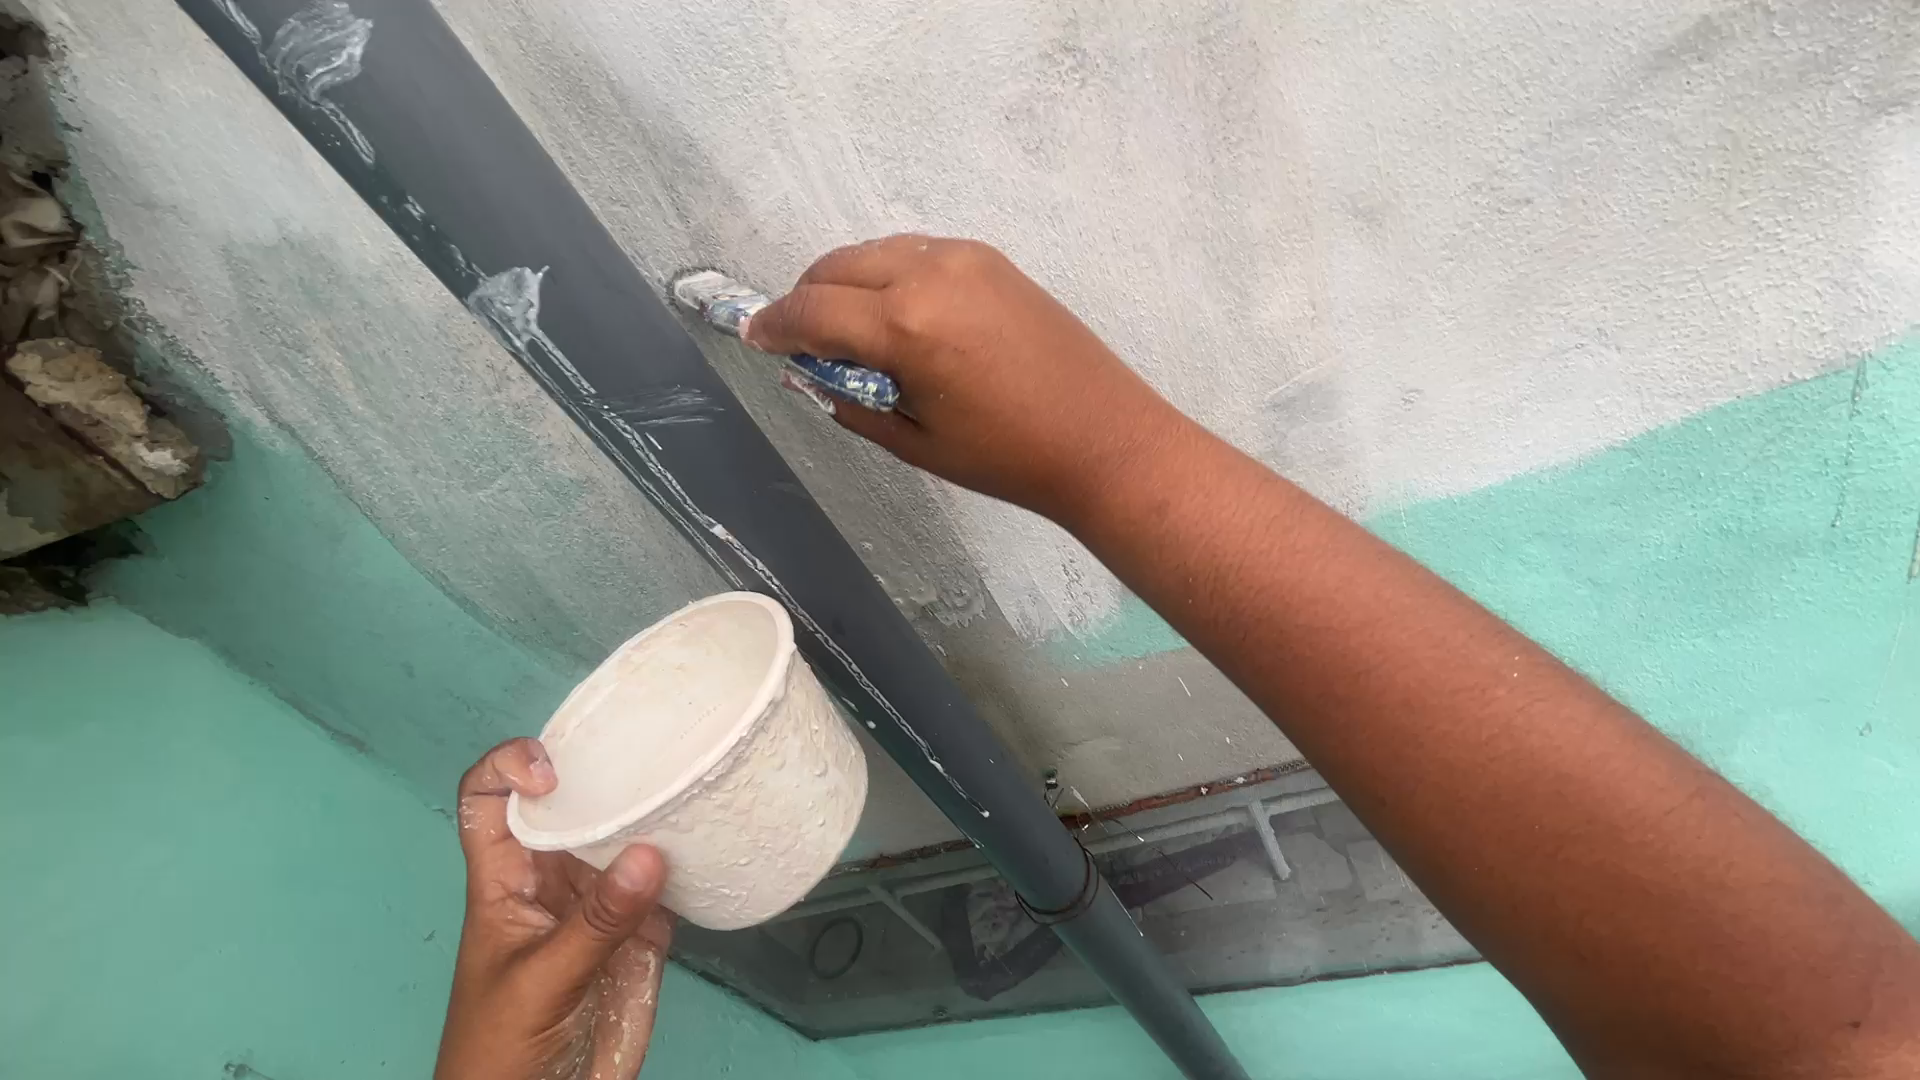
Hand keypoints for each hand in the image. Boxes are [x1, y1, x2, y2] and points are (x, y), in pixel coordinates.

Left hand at [435, 738, 673, 1079]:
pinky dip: (691, 849)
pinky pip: (669, 872)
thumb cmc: (503, 1052)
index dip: (509, 766)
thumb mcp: (540, 984)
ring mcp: (604, 897)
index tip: (558, 769)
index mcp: (508, 876)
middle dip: (603, 765)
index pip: (489, 800)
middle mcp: (558, 871)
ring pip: (626, 828)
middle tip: (657, 745)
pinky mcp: (646, 925)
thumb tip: (652, 853)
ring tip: (697, 773)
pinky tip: (718, 827)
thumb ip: (595, 924)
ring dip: (656, 802)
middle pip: (572, 799)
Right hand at [743, 235, 1188, 522]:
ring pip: (877, 252)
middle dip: (806, 299)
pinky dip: (891, 275)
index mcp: (905, 326)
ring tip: (850, 330)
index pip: (811, 310)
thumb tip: (810, 373)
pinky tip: (900, 315)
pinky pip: (918, 253)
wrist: (1103, 438)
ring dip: (848, 283)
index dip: (774, 325)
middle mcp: (929, 274)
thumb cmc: (1007, 457)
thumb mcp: (915, 441)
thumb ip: (851, 399)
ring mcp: (966, 258)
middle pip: (836, 266)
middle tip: (802, 339)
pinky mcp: (993, 260)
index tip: (753, 336)